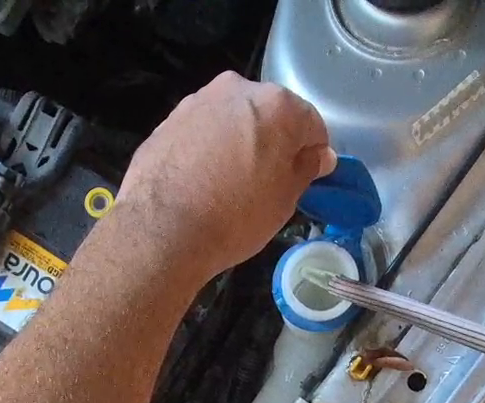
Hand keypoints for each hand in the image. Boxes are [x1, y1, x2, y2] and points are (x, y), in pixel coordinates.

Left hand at [114, 72, 334, 281]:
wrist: (163, 230)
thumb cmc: (236, 218)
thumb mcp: (283, 202)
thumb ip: (305, 170)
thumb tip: (320, 155)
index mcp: (277, 105)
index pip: (311, 125)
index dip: (312, 154)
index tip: (304, 180)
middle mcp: (237, 90)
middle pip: (269, 116)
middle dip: (273, 144)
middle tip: (265, 186)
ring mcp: (198, 101)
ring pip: (232, 122)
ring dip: (239, 145)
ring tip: (229, 188)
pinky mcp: (169, 121)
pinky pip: (202, 134)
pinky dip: (208, 152)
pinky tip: (201, 185)